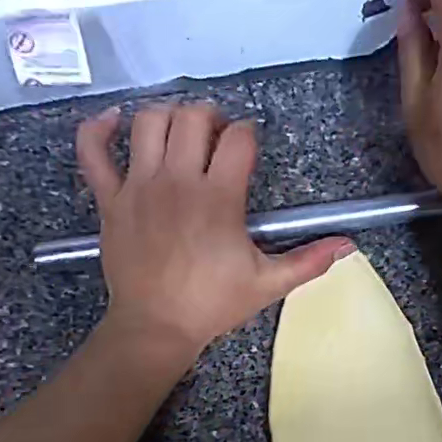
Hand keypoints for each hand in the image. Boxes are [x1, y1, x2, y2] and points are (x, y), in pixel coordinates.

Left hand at [75, 103, 353, 363]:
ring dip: (167, 116)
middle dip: (211, 117)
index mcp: (218, 199)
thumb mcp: (268, 284)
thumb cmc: (213, 304)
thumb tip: (348, 245)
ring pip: (148, 121)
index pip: (239, 138)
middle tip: (217, 139)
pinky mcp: (110, 199)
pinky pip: (93, 150)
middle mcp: (178, 181)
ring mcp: (139, 186)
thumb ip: (309, 261)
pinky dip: (99, 129)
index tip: (250, 148)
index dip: (249, 134)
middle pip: (193, 116)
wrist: (156, 326)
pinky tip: (117, 122)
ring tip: (180, 133)